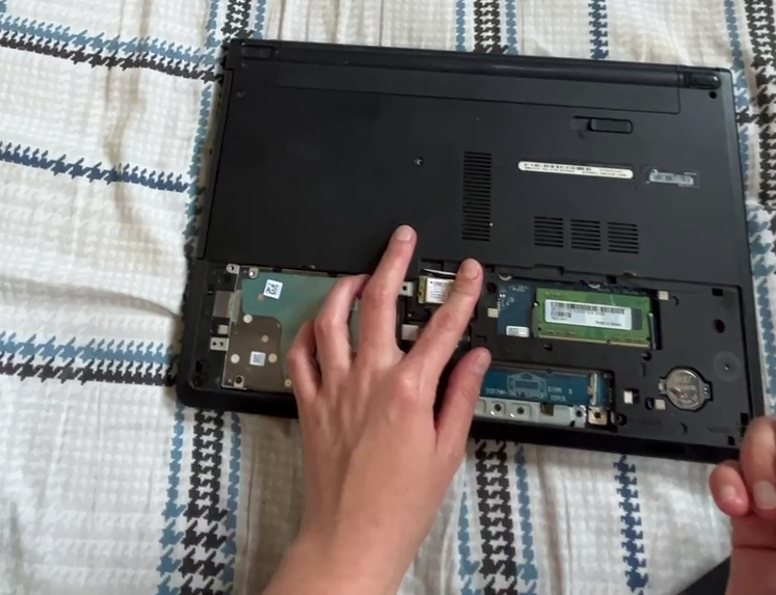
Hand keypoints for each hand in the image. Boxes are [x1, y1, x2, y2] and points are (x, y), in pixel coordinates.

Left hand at [262, 226, 490, 594]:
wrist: (352, 537)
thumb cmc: (400, 503)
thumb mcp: (447, 451)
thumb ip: (461, 395)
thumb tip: (475, 358)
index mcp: (409, 390)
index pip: (442, 327)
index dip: (459, 293)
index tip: (467, 272)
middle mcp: (369, 378)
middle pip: (378, 302)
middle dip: (393, 261)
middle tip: (401, 239)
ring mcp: (335, 386)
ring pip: (331, 318)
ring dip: (344, 288)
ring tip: (357, 274)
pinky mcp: (310, 401)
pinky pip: (299, 354)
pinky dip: (306, 331)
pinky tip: (317, 321)